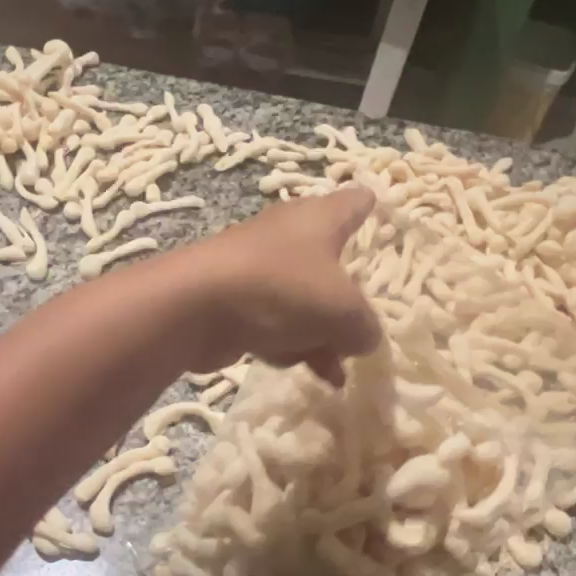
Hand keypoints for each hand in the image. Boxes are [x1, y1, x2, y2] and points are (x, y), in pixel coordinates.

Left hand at [178, 188, 381, 384]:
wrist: (195, 308)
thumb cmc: (281, 289)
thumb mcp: (343, 313)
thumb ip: (365, 327)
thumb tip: (364, 338)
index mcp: (320, 218)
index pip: (353, 203)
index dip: (369, 206)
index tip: (379, 207)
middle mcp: (288, 236)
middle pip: (328, 261)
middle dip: (348, 296)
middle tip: (366, 323)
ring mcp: (258, 269)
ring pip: (302, 300)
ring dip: (321, 334)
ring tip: (337, 370)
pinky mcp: (234, 302)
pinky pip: (274, 323)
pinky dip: (290, 345)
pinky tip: (307, 372)